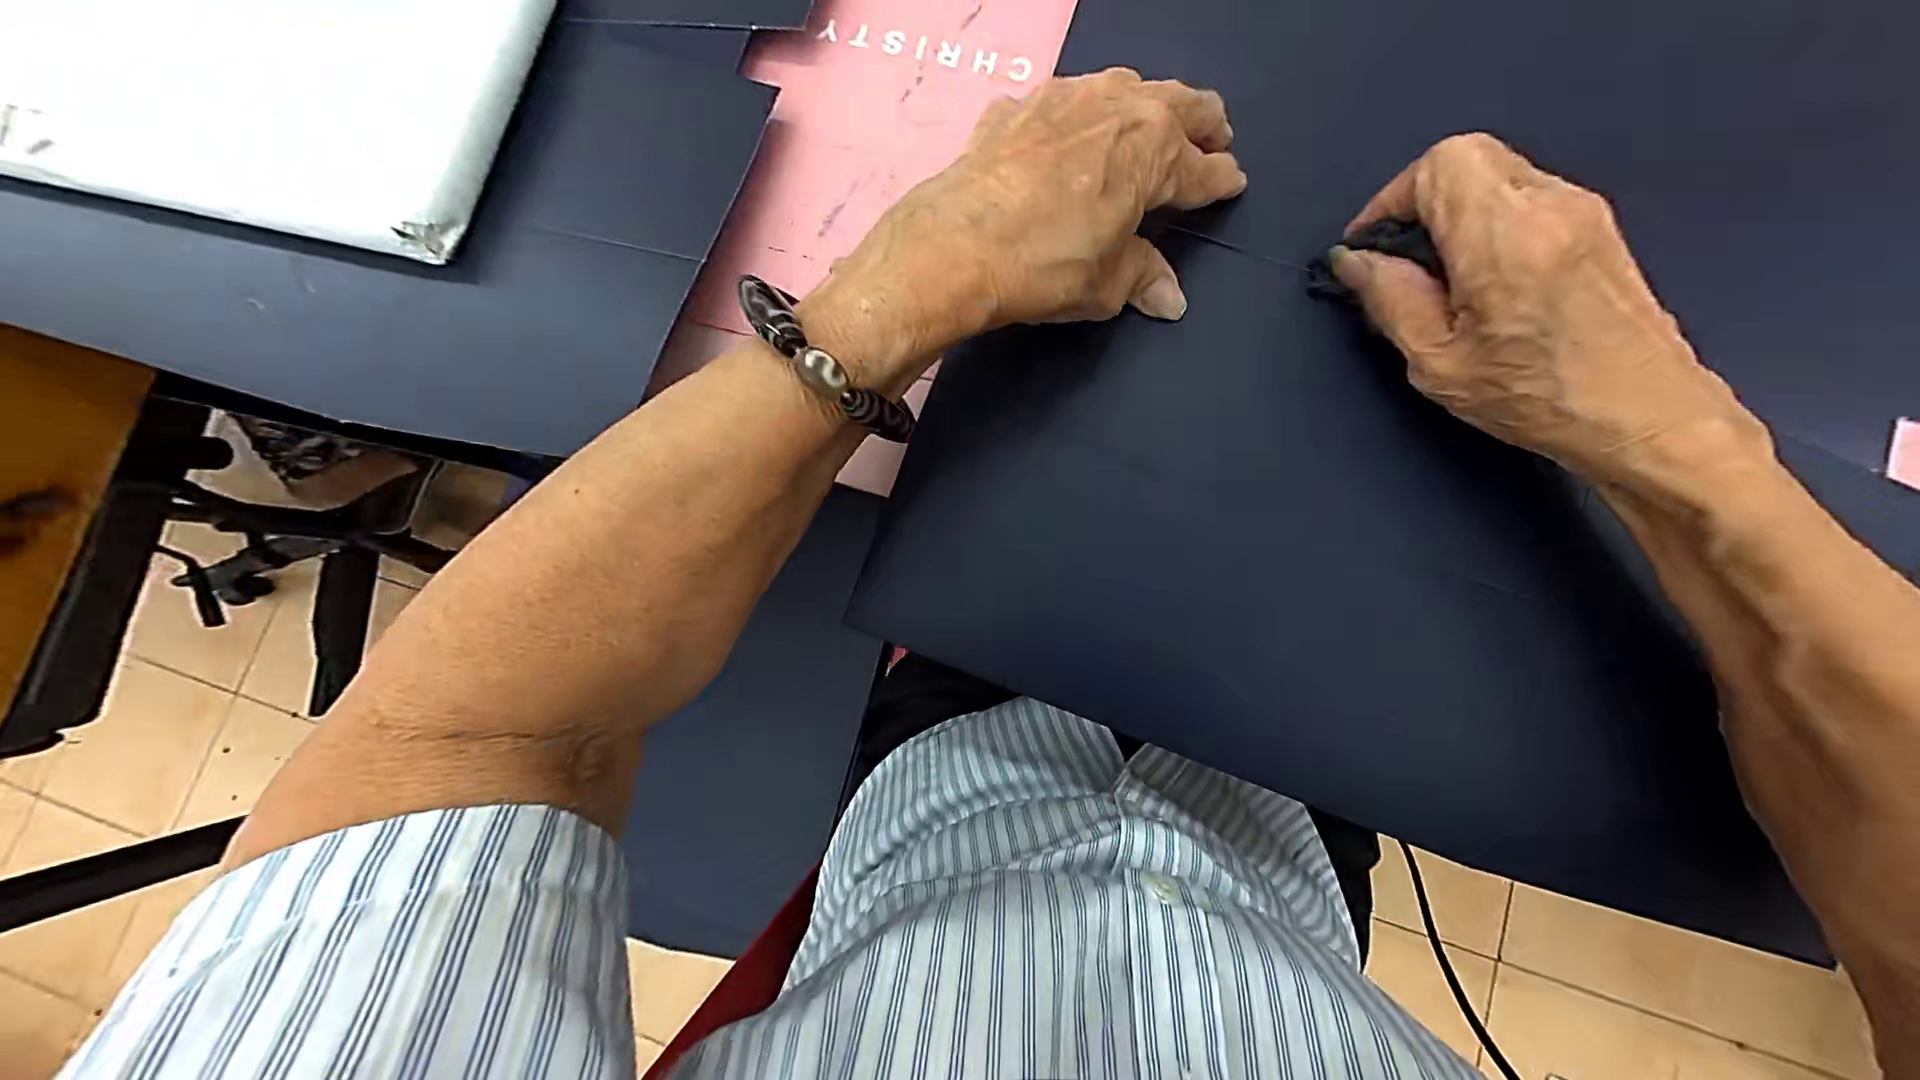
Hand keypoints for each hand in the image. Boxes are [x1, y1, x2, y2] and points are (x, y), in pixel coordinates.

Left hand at [802, 69, 1246, 390]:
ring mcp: (1063, 100)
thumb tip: (1171, 299)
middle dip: (1201, 123)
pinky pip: (1058, 107)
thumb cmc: (1044, 267)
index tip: (1232, 182)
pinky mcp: (1014, 110)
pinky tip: (1063, 137)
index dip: (1220, 179)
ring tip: (1145, 123)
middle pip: (1177, 105)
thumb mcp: (1103, 285)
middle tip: (1213, 134)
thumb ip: (1142, 279)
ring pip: (1121, 89)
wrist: (955, 246)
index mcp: (1153, 151)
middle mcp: (1117, 107)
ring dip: (1142, 106)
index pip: (1201, 168)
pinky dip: (1072, 121)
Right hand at [1331, 133, 1767, 483]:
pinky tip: (1471, 277)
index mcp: (1505, 239)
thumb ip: (1390, 299)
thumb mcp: (1435, 361)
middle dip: (1415, 200)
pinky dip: (1480, 220)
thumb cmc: (1533, 397)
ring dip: (1448, 212)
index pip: (1440, 165)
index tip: (1367, 247)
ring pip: (1494, 174)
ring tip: (1430, 276)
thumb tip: (1353, 261)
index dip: (1389, 199)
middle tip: (1393, 258)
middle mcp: (1551, 206)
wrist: (1642, 412)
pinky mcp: (1594, 224)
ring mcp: (1582, 210)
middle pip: (1468, 157)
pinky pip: (1521, 195)